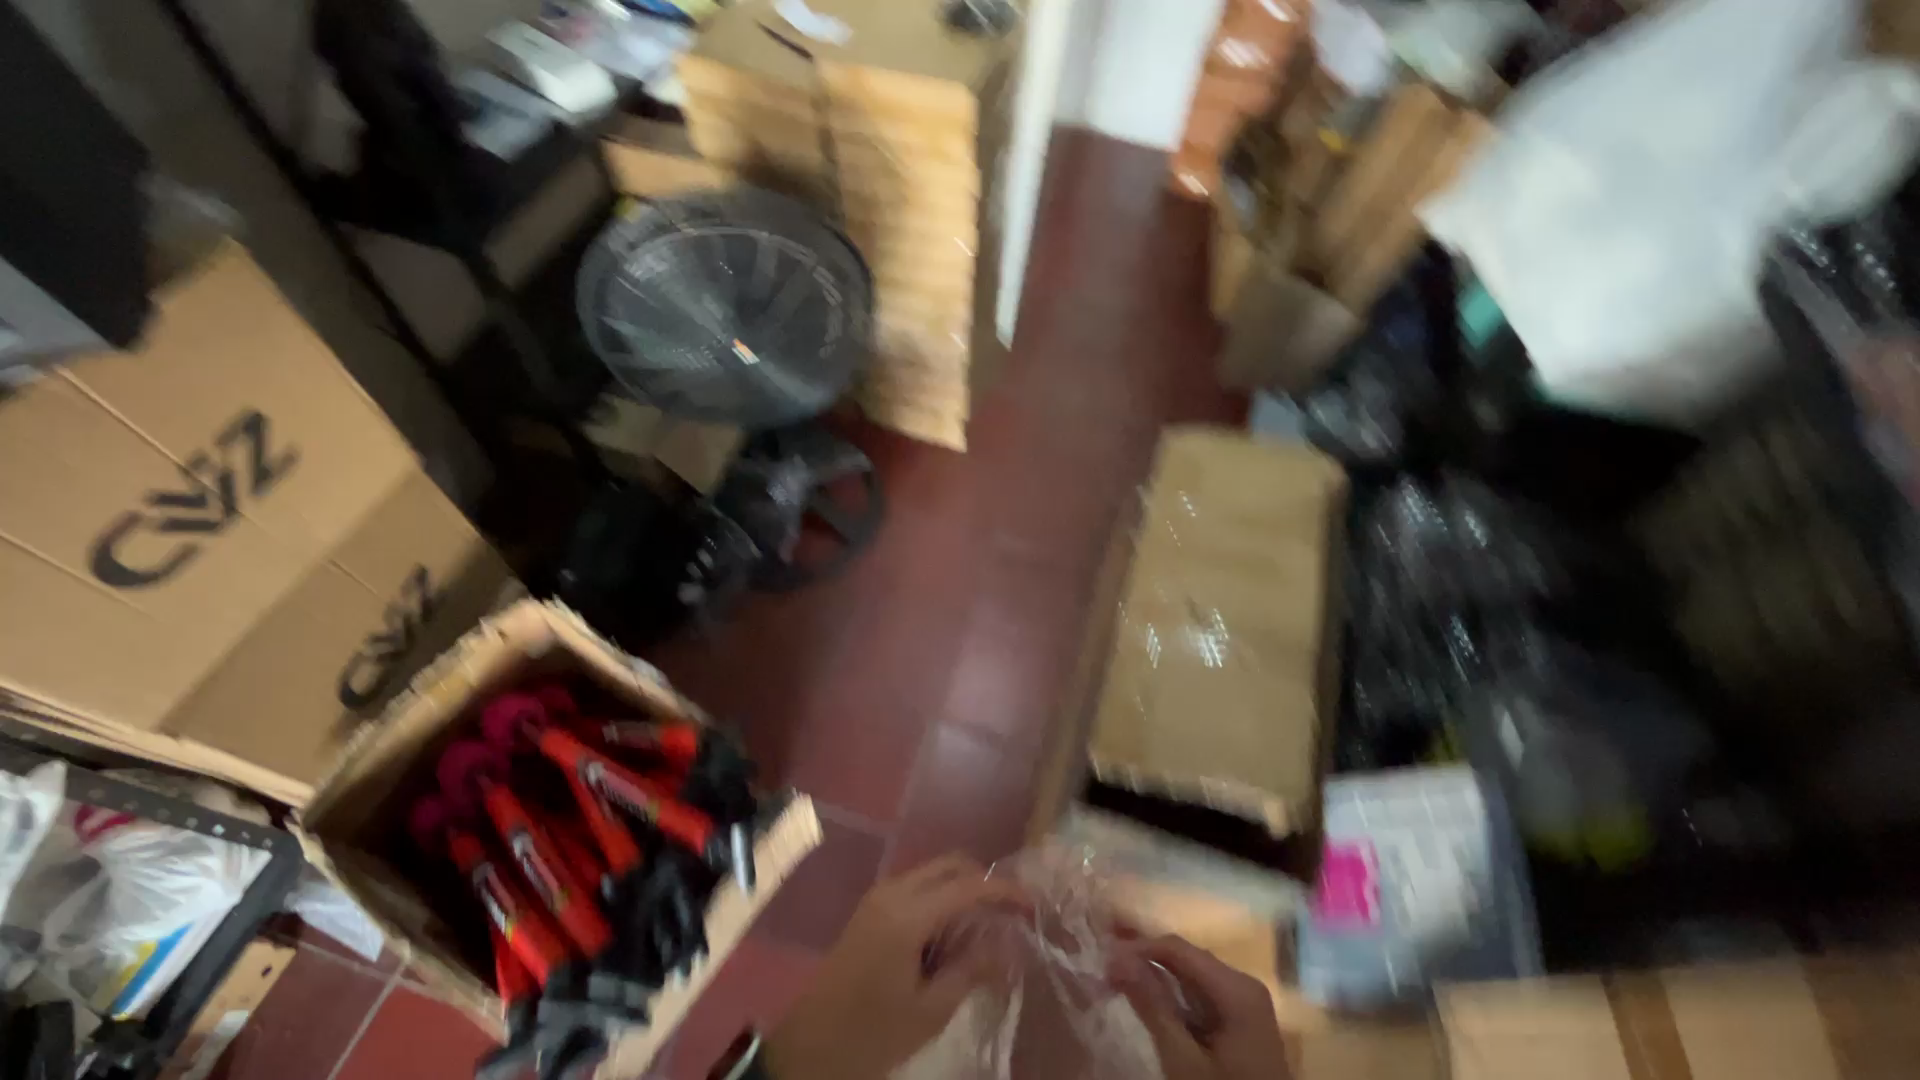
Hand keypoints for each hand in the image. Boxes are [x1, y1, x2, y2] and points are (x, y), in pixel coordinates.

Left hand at [764, 855, 1027, 1079]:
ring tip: (985, 932)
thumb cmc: (872, 1033)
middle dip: (984, 882)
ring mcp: (878, 898)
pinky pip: (917, 889)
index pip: (968, 886)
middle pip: (950, 865)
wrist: (810, 1047)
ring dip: (962, 892)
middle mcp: (892, 892)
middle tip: (1011, 915)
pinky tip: (953, 938)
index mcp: (907, 914)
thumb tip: (1007, 947)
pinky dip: (942, 901)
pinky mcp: (871, 910)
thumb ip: (971, 970)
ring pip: (933, 874)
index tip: (1034, 906)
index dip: (1005, 891)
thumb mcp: (930, 1010)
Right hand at [1113, 935, 1289, 1079]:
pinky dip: (1172, 993)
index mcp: (1236, 988)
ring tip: (1118, 970)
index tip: (1102, 956)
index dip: (1137, 946)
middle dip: (1144, 954)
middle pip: (1185, 957)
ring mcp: (1244, 1002)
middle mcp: (1243, 984)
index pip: (1177, 949)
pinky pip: (1200, 994)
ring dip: (1155, 971)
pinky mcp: (1240, 1020)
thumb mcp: (1183, 1060)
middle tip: (1104, 954)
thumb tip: (1116, 957)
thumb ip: (1151, 1005)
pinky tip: (1148, 993)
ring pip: (1191, 974)